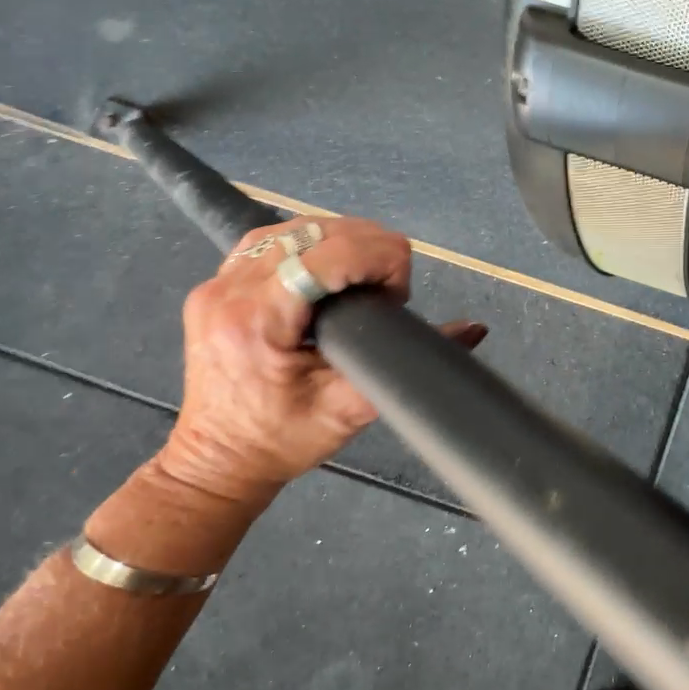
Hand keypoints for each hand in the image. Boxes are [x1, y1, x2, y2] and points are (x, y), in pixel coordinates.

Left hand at [159, 216, 487, 504]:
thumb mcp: (352, 408)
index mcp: (259, 319)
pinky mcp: (217, 283)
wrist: (215, 462)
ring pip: (297, 227)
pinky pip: (273, 239)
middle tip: (381, 301)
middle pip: (319, 231)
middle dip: (369, 253)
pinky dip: (312, 246)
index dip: (382, 261)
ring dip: (344, 244)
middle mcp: (231, 290)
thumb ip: (408, 364)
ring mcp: (218, 282)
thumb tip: (473, 330)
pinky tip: (328, 272)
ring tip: (361, 286)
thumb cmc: (282, 440)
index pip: (332, 253)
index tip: (395, 299)